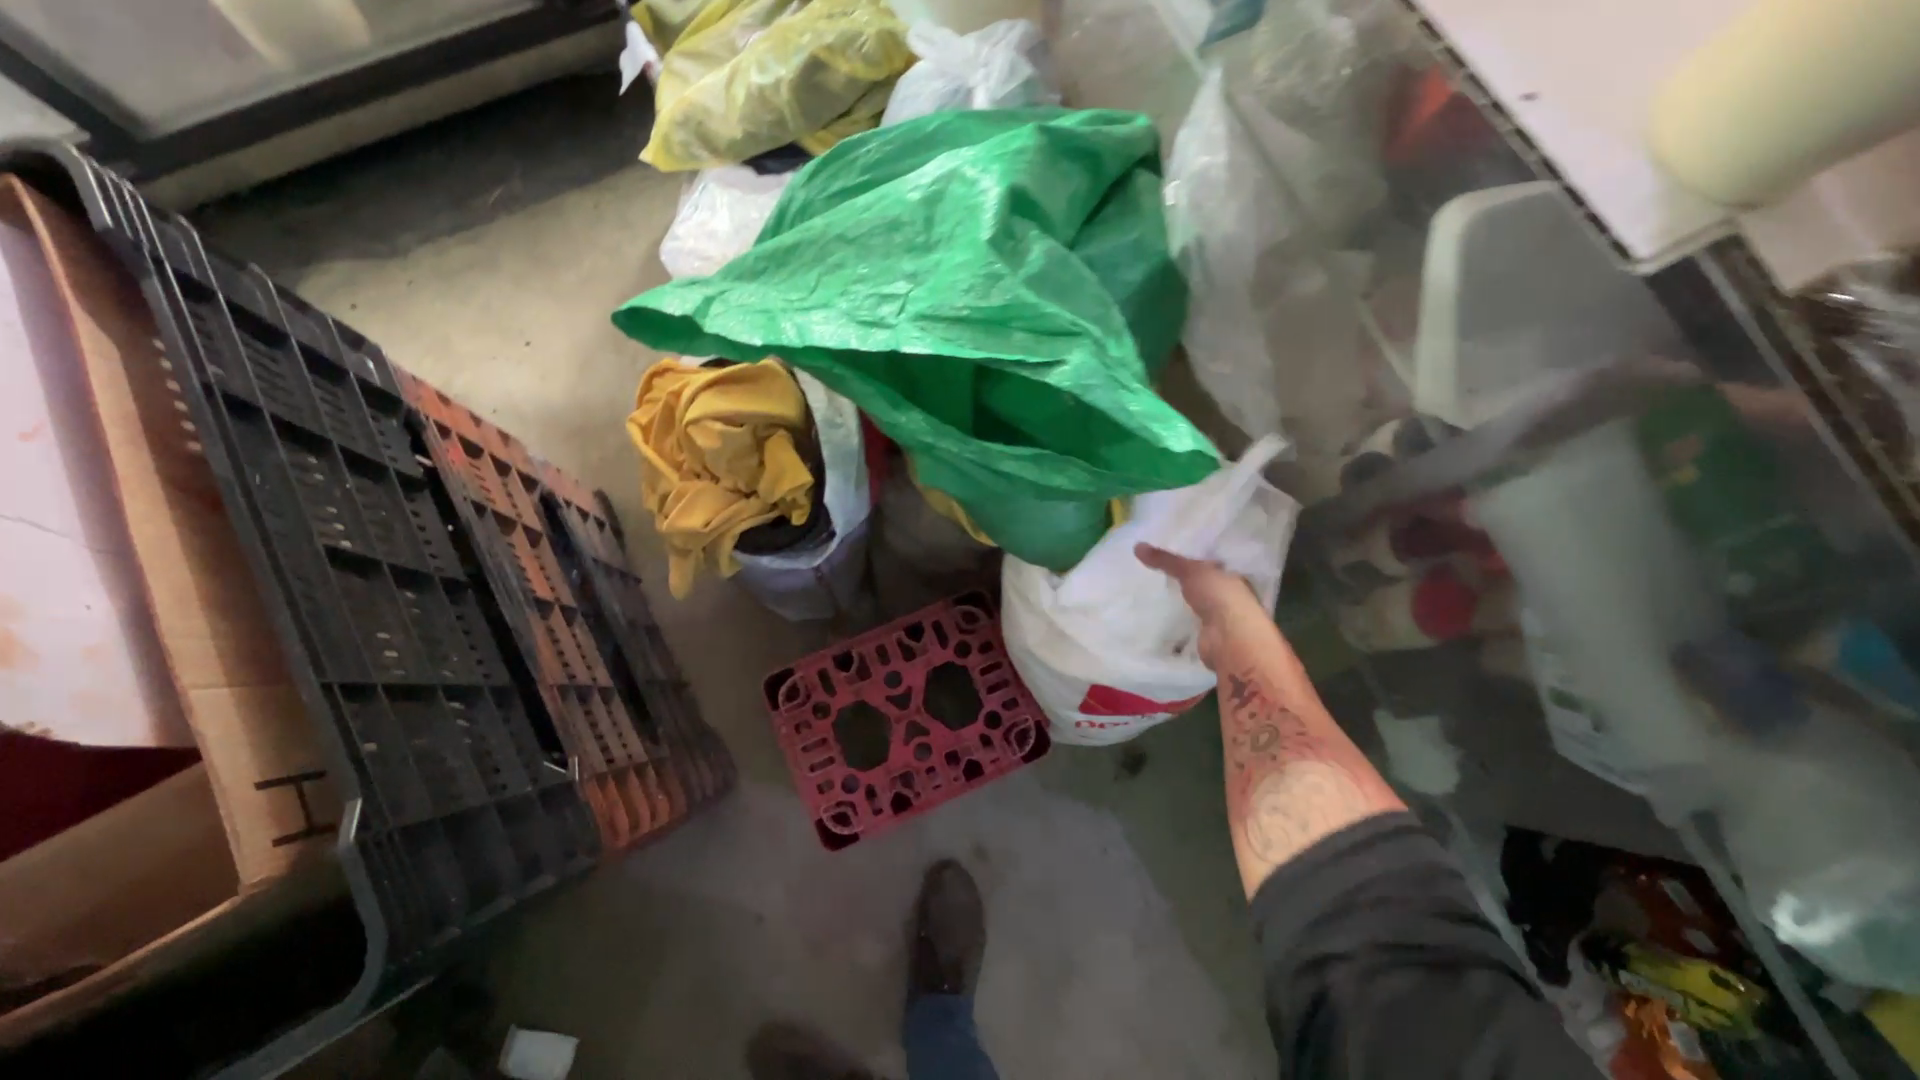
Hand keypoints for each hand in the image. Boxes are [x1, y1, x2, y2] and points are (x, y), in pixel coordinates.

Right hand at [1135, 543, 1262, 671]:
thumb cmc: (1219, 596)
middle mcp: (1229, 597)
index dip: (1194, 561)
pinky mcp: (1207, 638)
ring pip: (1196, 608)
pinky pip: (1188, 628)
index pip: (1212, 565)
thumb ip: (1167, 560)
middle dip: (1185, 584)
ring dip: (1181, 606)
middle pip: (1203, 587)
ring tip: (1152, 598)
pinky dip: (1177, 628)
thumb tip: (1137, 546)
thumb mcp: (1191, 570)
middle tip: (1155, 576)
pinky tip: (1159, 623)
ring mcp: (1219, 620)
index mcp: (1232, 577)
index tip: (1169, 558)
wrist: (1229, 638)